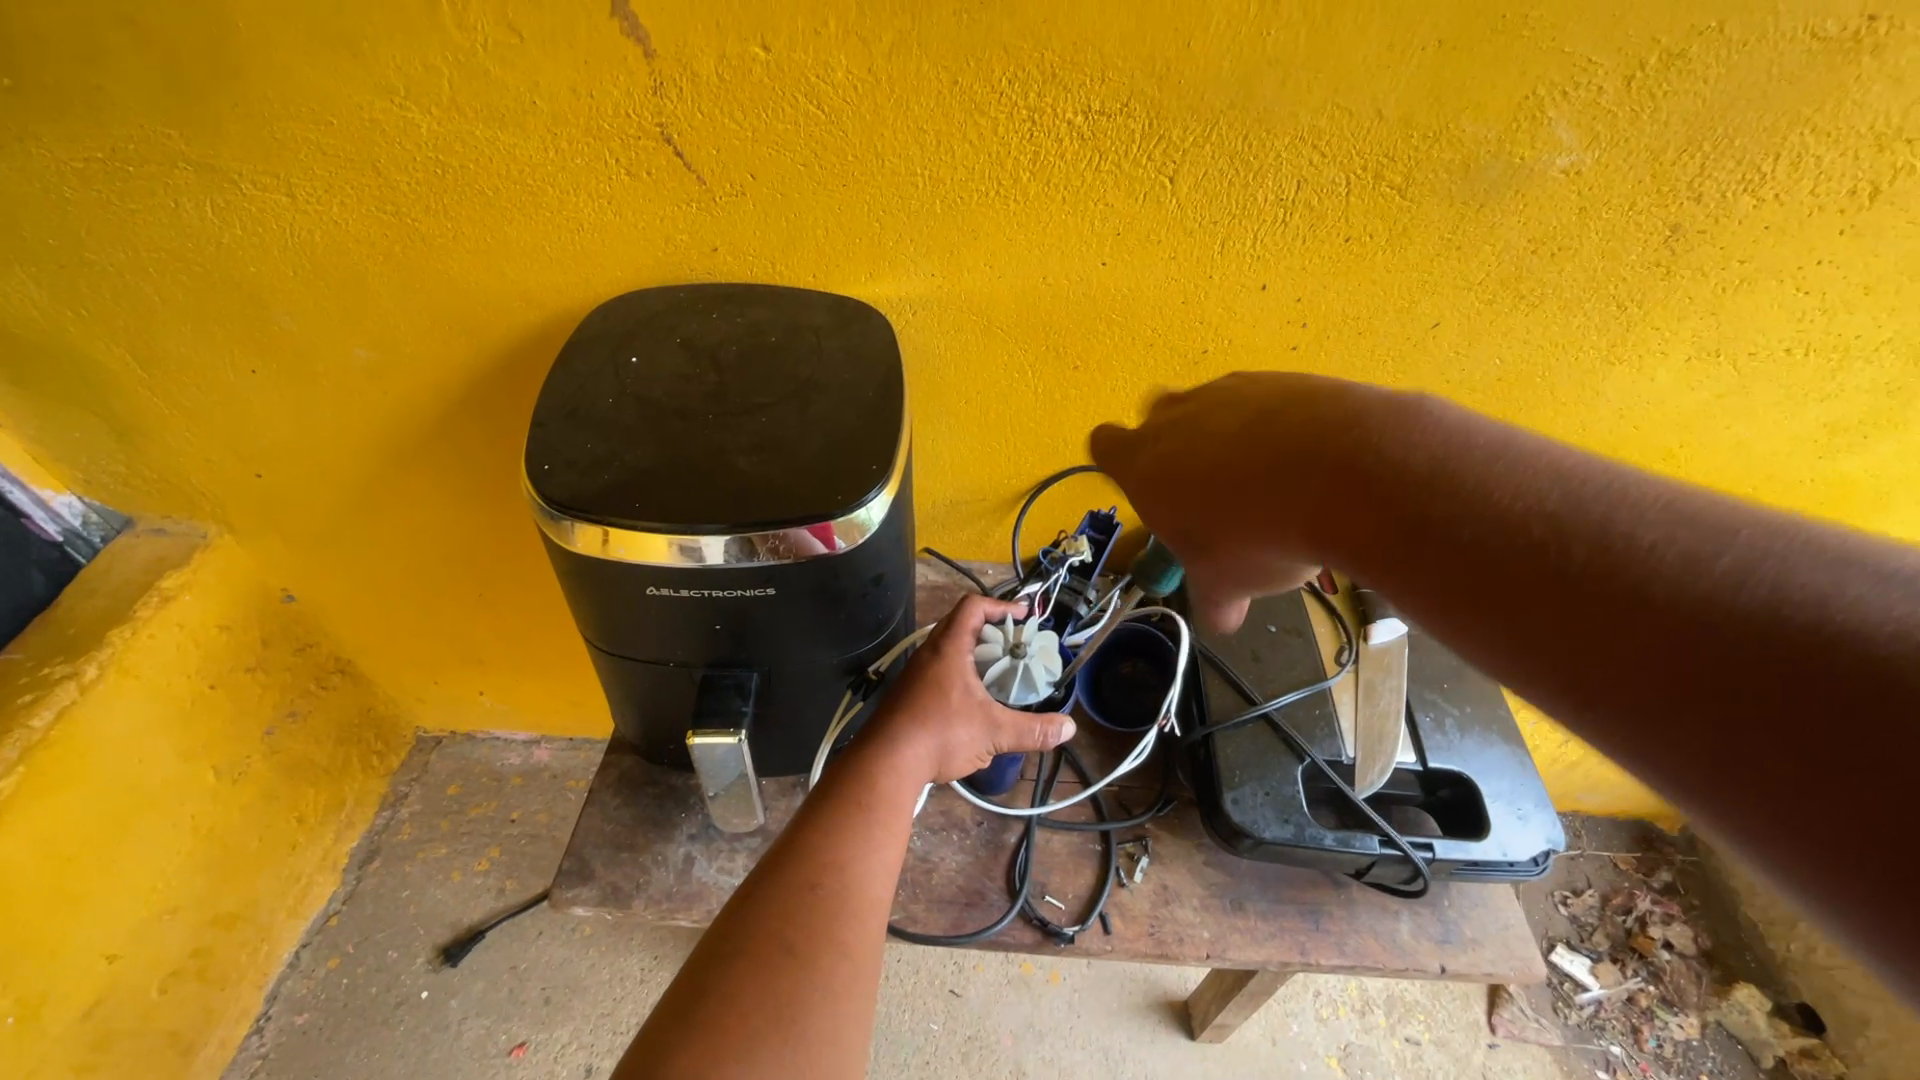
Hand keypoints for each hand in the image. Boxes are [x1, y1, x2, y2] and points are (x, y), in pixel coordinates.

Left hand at [860, 594, 1075, 783]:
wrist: (885, 762)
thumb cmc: (939, 734)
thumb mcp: (993, 732)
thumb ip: (1032, 730)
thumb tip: (1068, 729)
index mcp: (948, 648)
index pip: (972, 606)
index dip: (1000, 605)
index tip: (1022, 616)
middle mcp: (928, 653)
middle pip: (959, 624)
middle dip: (989, 630)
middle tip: (1014, 646)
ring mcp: (914, 674)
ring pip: (946, 650)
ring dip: (972, 654)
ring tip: (997, 674)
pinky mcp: (907, 695)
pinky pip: (937, 672)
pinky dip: (958, 675)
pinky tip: (971, 702)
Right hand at [1091, 372, 1386, 631]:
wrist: (1345, 472)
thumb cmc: (1255, 536)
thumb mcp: (1226, 582)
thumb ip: (1214, 600)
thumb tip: (1222, 621)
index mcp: (1142, 464)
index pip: (1104, 445)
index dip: (1120, 465)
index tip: (1150, 491)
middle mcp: (1176, 417)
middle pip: (1157, 417)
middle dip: (1176, 448)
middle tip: (1209, 491)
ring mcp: (1230, 391)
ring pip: (1214, 408)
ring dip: (1230, 437)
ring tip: (1272, 482)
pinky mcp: (1282, 380)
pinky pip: (1267, 403)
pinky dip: (1279, 427)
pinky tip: (1309, 462)